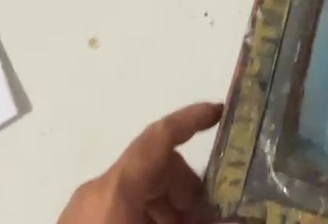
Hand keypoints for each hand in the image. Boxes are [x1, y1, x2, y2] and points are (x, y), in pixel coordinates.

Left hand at [58, 102, 222, 223]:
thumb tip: (246, 219)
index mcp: (116, 191)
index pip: (159, 137)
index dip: (191, 120)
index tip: (221, 114)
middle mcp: (96, 192)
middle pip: (154, 168)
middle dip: (187, 190)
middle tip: (210, 222)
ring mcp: (81, 213)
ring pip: (138, 192)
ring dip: (169, 211)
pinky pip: (119, 212)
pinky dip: (147, 220)